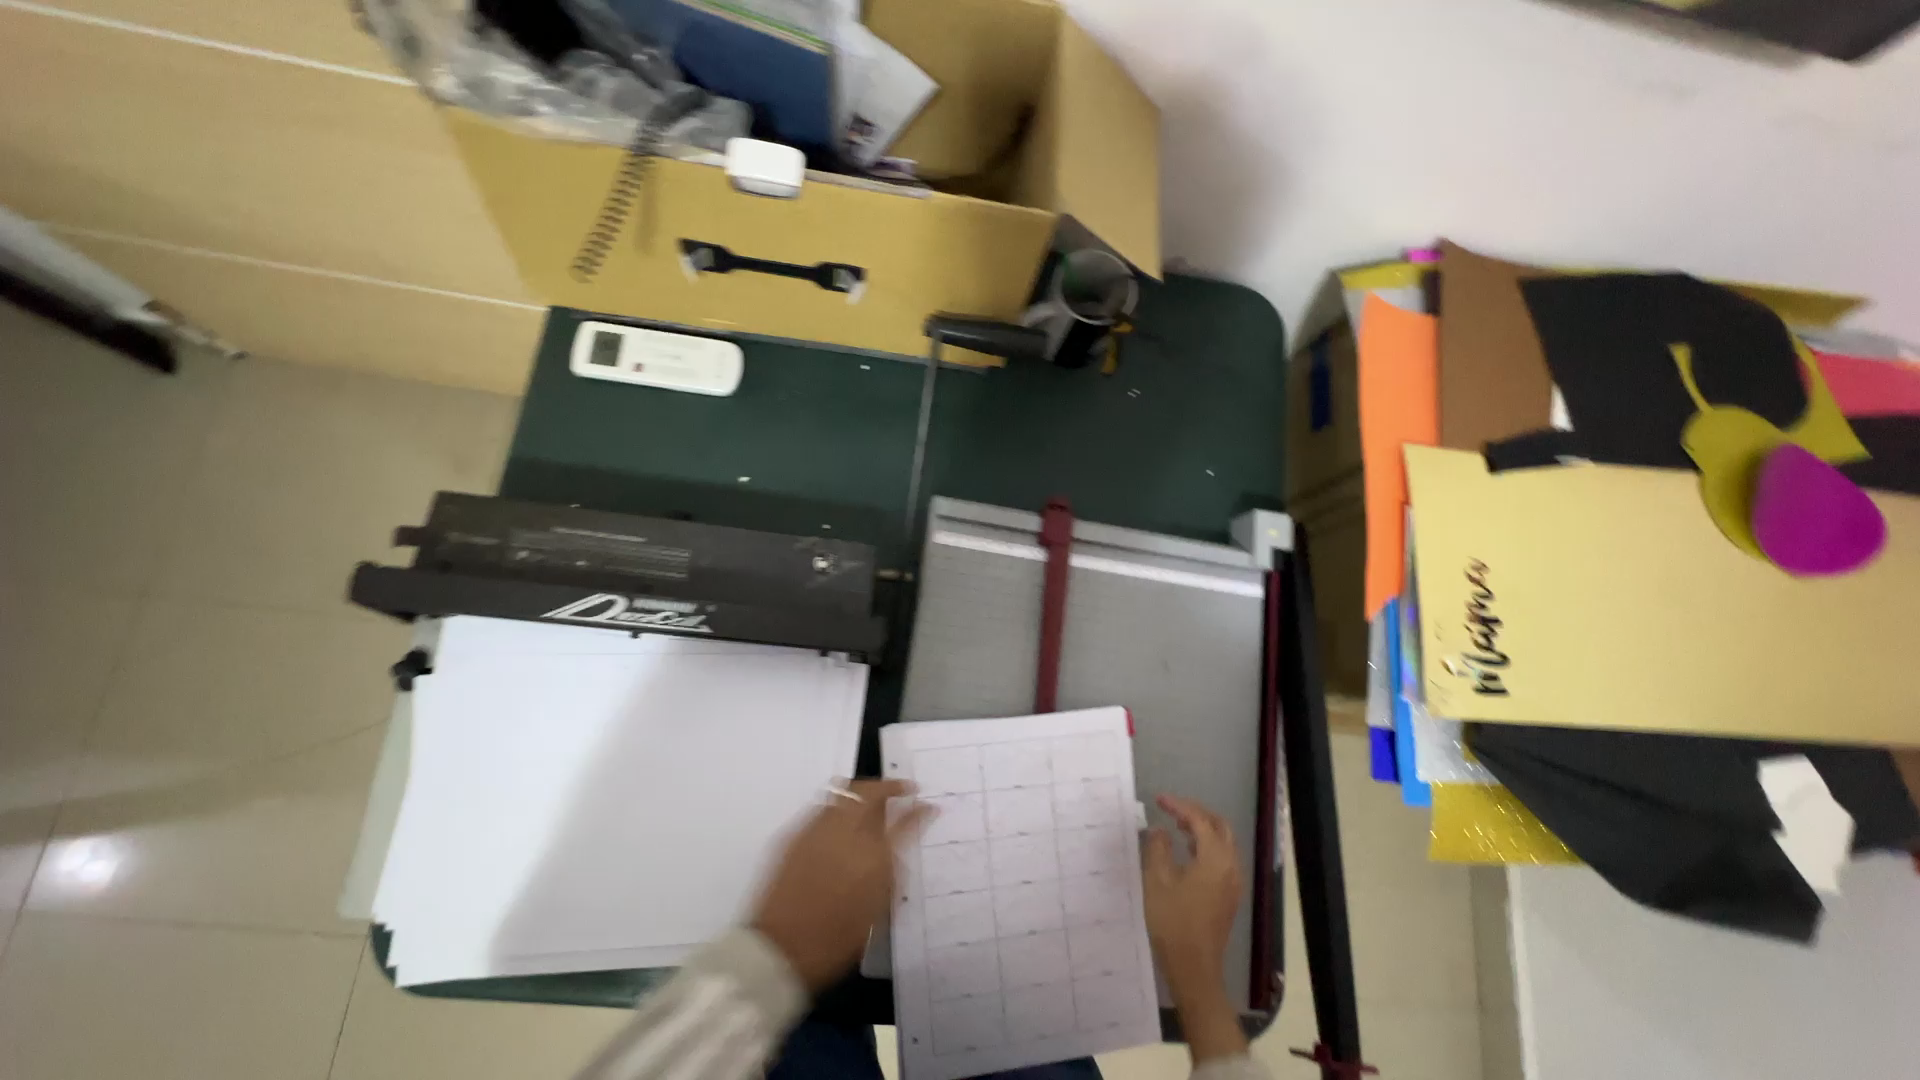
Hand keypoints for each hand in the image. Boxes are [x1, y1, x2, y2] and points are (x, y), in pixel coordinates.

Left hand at [750, 778, 934, 991]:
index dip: (920, 810)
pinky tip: (841, 817)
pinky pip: (822, 807)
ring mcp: (817, 831)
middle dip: (890, 787)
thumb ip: (890, 874)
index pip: (906, 821)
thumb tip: (896, 853)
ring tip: (871, 799)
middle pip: (872, 792)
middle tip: (901, 790)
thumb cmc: (835, 941)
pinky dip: (838, 805)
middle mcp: (847, 835)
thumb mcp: (876, 911)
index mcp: (874, 857)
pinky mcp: (794, 835)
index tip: (928, 805)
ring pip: (844, 793)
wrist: (779, 950)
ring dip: (862, 792)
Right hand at [1143, 793, 1247, 1062]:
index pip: (1199, 821)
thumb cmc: (1172, 921)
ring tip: (1177, 826)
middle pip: (1219, 827)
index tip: (1158, 800)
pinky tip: (1188, 852)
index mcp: (1215, 859)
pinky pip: (1223, 858)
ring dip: (1202, 829)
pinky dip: (1207, 846)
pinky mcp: (1229, 895)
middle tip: (1172, 809)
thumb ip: (1158, 849)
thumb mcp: (1157, 881)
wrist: (1194, 967)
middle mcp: (1230, 866)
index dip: (1179, 806)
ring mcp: (1233, 882)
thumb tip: (1160, 831)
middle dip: (1196, 813)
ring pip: (1223, 843)